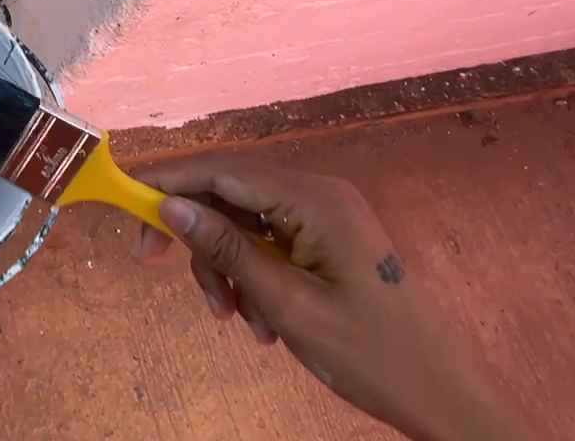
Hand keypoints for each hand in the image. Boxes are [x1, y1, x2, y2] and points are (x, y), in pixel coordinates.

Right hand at [132, 155, 530, 440]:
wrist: (450, 403)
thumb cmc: (372, 356)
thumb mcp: (288, 305)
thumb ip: (226, 248)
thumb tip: (168, 205)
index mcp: (314, 199)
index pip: (221, 170)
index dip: (167, 179)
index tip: (124, 196)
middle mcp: (316, 192)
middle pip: (226, 193)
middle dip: (192, 232)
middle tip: (150, 263)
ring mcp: (322, 213)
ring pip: (241, 219)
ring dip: (223, 263)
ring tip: (233, 317)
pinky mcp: (325, 236)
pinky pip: (266, 238)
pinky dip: (248, 271)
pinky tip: (258, 317)